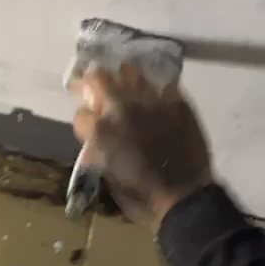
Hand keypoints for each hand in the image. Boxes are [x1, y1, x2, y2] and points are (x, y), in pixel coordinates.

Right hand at [73, 63, 215, 226]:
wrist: (184, 195)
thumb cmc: (142, 194)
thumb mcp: (107, 172)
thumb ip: (98, 145)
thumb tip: (98, 129)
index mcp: (100, 130)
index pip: (80, 112)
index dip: (85, 115)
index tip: (89, 115)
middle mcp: (120, 107)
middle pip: (98, 77)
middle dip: (94, 80)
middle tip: (98, 85)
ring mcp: (148, 98)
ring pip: (129, 70)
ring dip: (124, 76)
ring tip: (126, 82)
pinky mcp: (173, 98)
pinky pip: (159, 80)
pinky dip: (154, 85)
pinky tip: (154, 91)